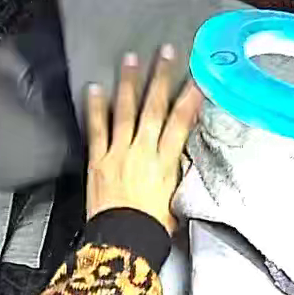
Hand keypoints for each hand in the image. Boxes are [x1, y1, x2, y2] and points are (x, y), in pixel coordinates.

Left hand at [86, 46, 201, 232]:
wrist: (124, 241)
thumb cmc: (152, 228)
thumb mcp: (176, 201)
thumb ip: (176, 175)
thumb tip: (179, 159)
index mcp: (165, 162)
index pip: (180, 123)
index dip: (190, 99)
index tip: (197, 79)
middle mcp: (142, 151)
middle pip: (154, 108)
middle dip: (161, 78)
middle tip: (166, 52)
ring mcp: (118, 153)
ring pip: (125, 111)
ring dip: (129, 83)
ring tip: (131, 59)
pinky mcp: (98, 161)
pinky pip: (97, 129)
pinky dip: (96, 108)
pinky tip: (95, 88)